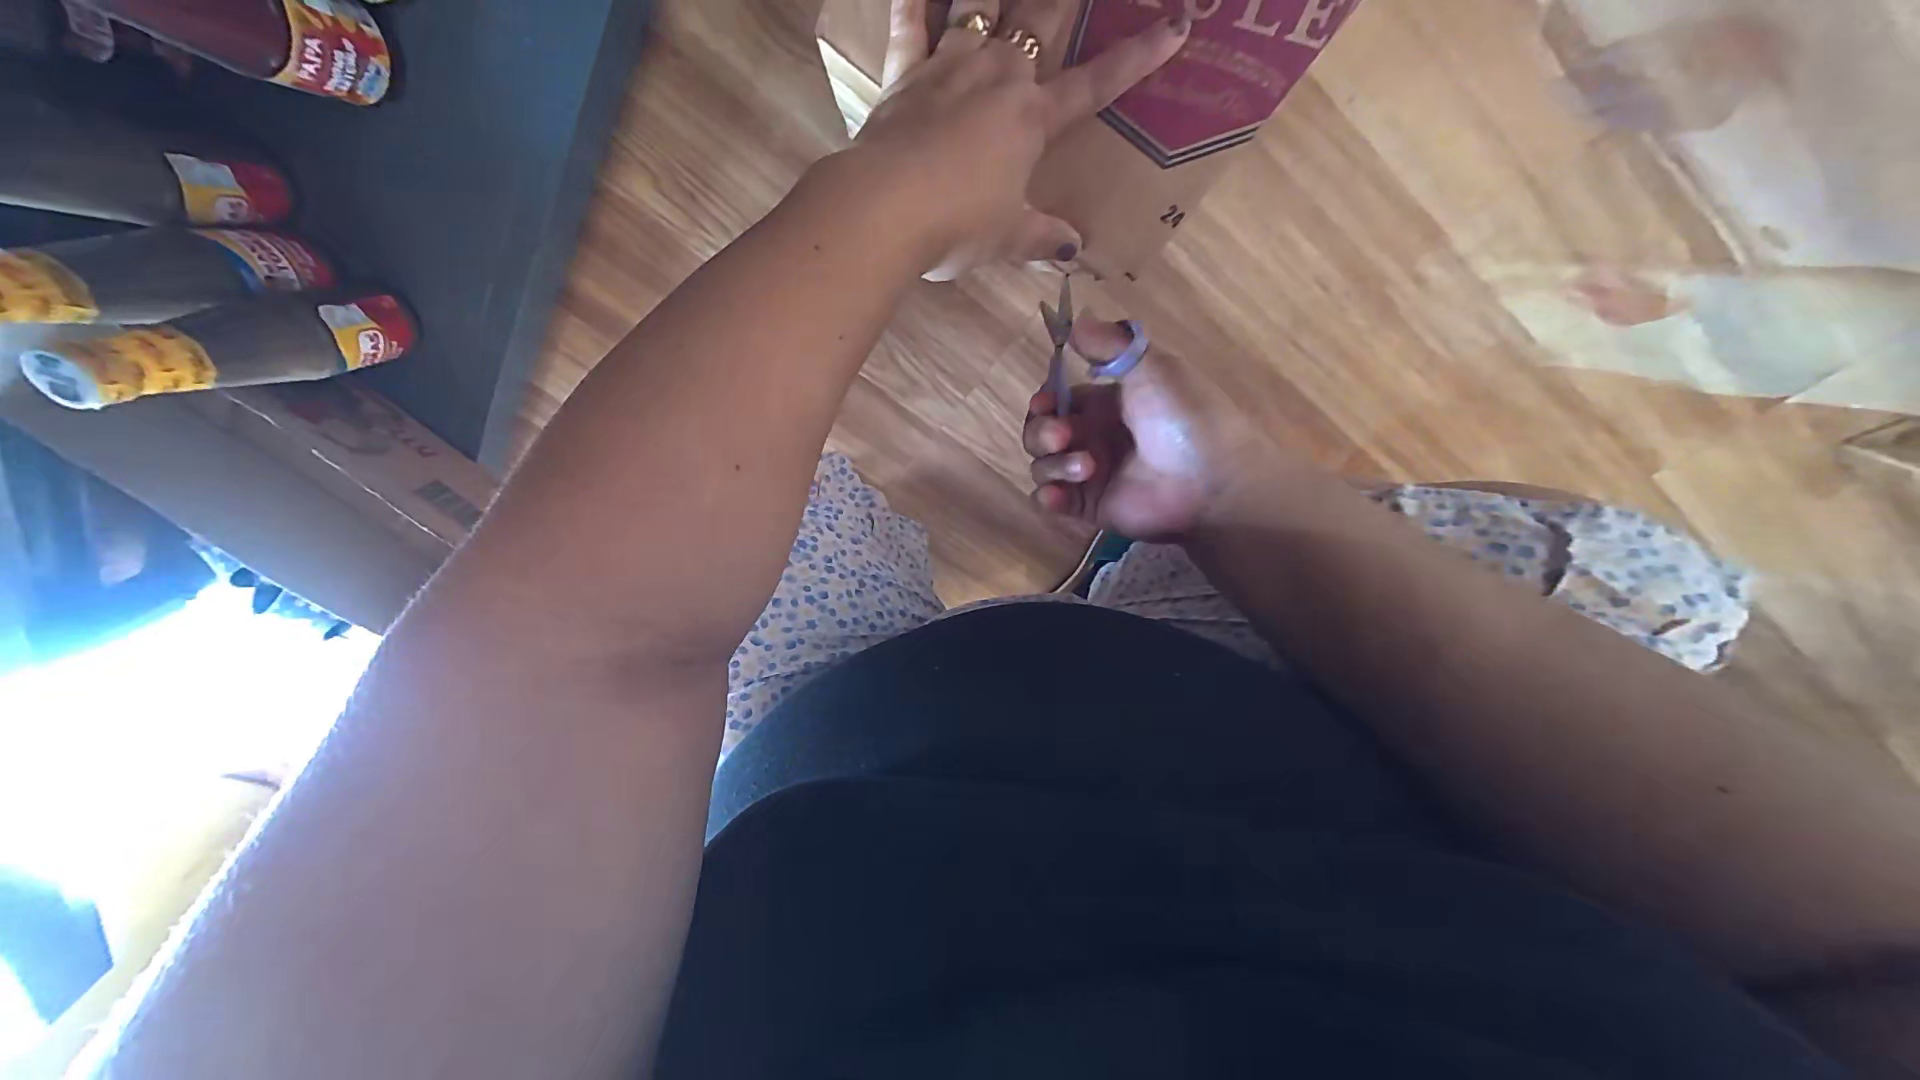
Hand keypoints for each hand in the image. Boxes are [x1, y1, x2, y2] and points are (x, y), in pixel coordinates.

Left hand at [850, 0, 1189, 280]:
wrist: (888, 209)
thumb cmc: (958, 225)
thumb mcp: (1008, 239)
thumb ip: (1042, 238)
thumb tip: (1075, 251)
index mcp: (1032, 119)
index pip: (1096, 84)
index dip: (1137, 58)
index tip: (1174, 26)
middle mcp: (997, 77)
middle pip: (1040, 19)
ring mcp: (949, 68)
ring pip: (978, 4)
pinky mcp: (905, 74)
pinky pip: (909, 23)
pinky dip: (912, 1)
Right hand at [1024, 321, 1267, 541]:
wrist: (1210, 479)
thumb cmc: (1183, 417)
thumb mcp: (1152, 368)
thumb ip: (1109, 345)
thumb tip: (1076, 318)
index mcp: (1106, 403)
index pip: (1058, 400)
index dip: (1044, 401)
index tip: (1045, 403)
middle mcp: (1094, 437)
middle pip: (1041, 433)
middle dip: (1041, 432)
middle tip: (1062, 436)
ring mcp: (1090, 475)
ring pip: (1043, 466)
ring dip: (1053, 464)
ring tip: (1087, 468)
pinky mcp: (1090, 507)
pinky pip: (1052, 502)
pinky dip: (1048, 498)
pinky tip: (1059, 494)